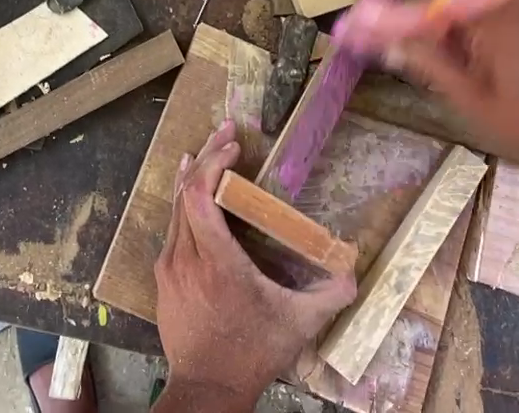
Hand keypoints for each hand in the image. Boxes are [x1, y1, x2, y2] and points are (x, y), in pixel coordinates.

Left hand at [153, 120, 355, 410]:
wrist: (205, 390)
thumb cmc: (252, 352)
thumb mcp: (296, 325)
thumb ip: (327, 297)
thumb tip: (355, 274)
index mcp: (217, 261)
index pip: (199, 196)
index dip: (212, 162)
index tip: (234, 144)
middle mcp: (186, 256)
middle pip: (187, 191)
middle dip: (207, 155)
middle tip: (227, 130)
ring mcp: (170, 265)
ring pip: (176, 205)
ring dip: (194, 173)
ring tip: (209, 147)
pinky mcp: (163, 275)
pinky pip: (172, 224)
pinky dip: (184, 198)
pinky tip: (190, 187)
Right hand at [348, 0, 518, 157]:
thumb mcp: (474, 99)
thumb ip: (430, 67)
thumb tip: (389, 45)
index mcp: (484, 16)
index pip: (420, 7)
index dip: (386, 19)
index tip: (356, 28)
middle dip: (422, 14)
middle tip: (415, 52)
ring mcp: (516, 1)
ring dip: (445, 21)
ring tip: (450, 65)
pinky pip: (482, 3)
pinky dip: (465, 23)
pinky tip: (473, 60)